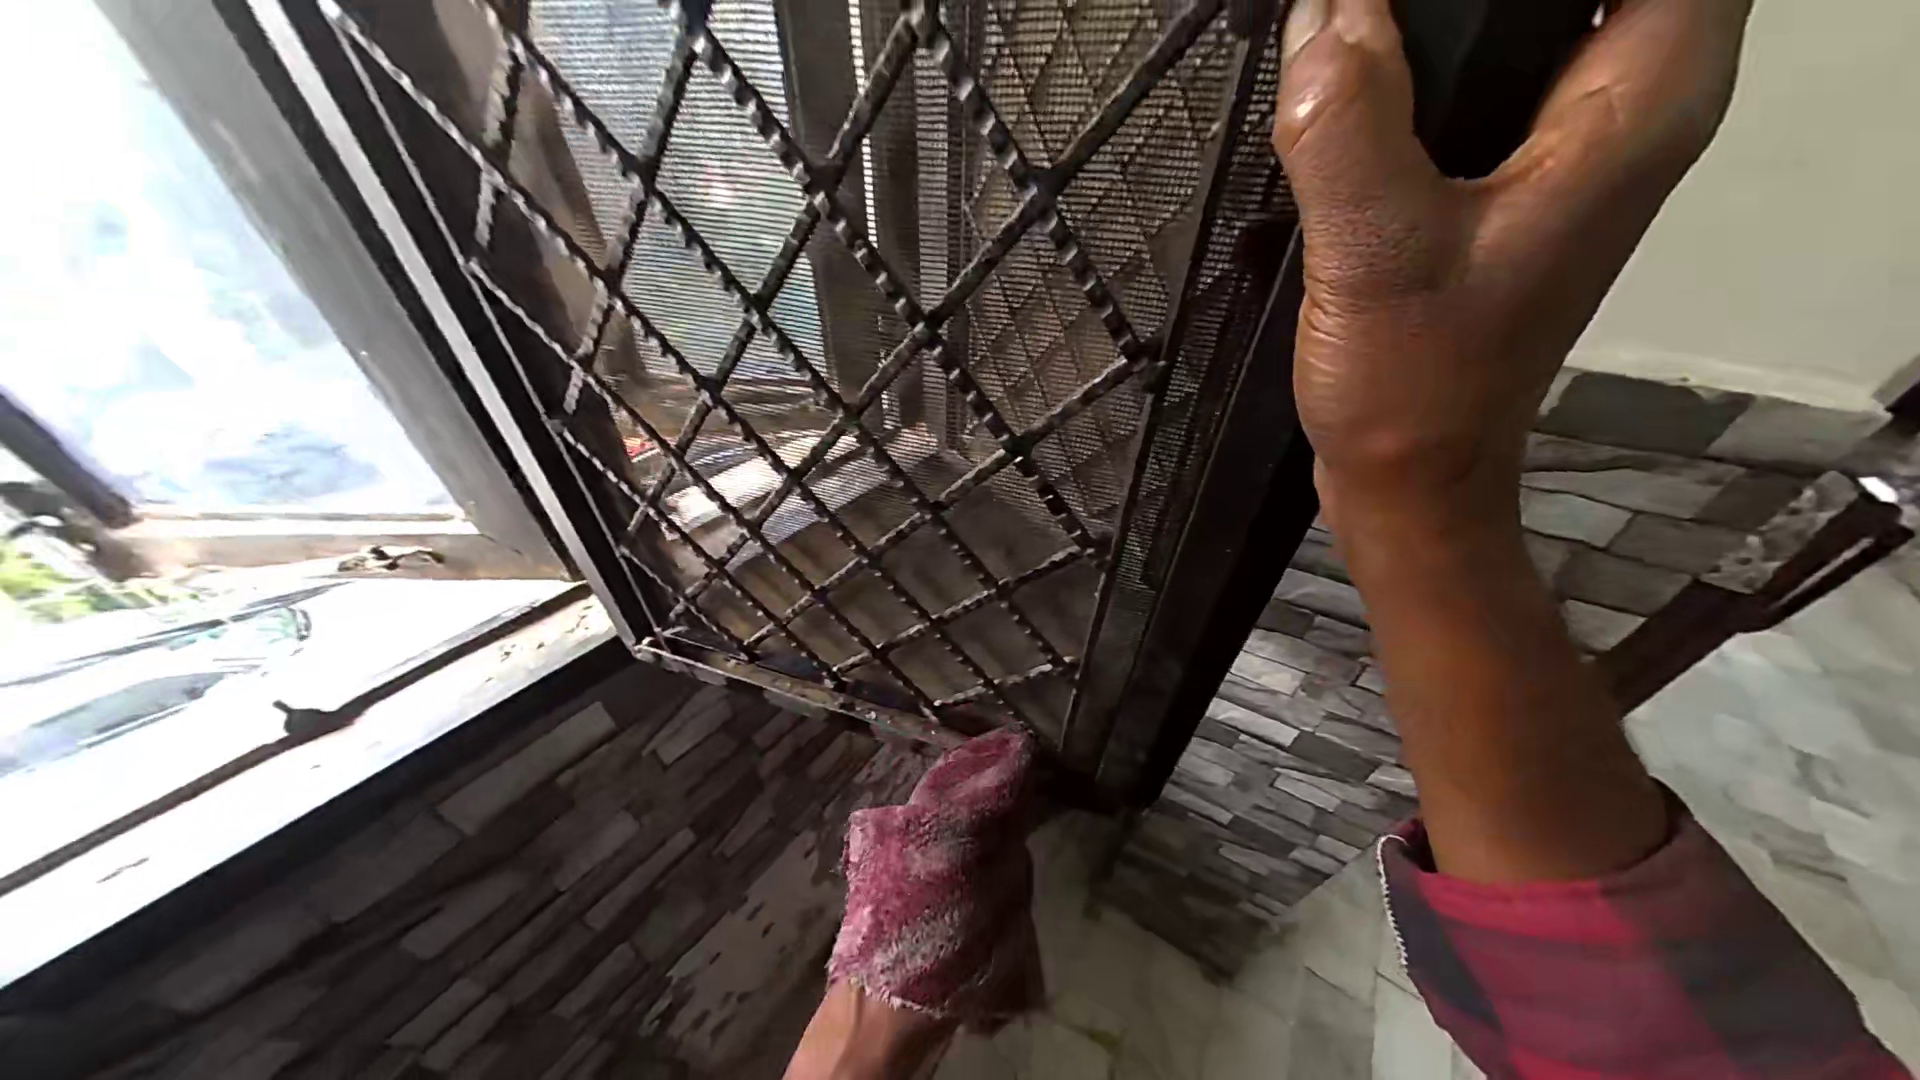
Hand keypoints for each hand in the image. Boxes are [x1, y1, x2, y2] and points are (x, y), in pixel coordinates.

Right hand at [1272, 0, 1753, 517]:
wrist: (1401, 474)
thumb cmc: (1409, 381)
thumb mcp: (1374, 252)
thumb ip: (1346, 131)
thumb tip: (1321, 18)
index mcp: (1637, 96)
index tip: (1399, 5)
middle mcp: (1615, 109)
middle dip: (1446, 6)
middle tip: (1349, 24)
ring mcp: (1550, 159)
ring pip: (1500, 41)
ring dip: (1414, 43)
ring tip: (1330, 57)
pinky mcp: (1491, 199)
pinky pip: (1455, 106)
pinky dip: (1395, 96)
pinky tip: (1335, 111)